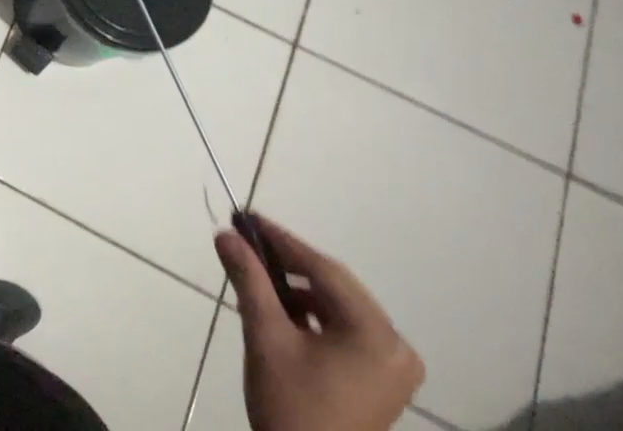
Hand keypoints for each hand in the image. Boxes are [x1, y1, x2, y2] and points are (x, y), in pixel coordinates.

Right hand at [216, 214, 423, 430]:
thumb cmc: (290, 405)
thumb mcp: (265, 337)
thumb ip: (248, 280)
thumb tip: (226, 235)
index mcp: (376, 334)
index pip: (324, 271)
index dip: (281, 240)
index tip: (246, 217)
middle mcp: (396, 345)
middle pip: (335, 288)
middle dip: (288, 264)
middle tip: (246, 242)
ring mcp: (394, 366)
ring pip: (338, 308)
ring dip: (297, 292)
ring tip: (256, 283)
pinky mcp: (382, 380)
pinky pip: (345, 331)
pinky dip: (312, 318)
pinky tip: (281, 314)